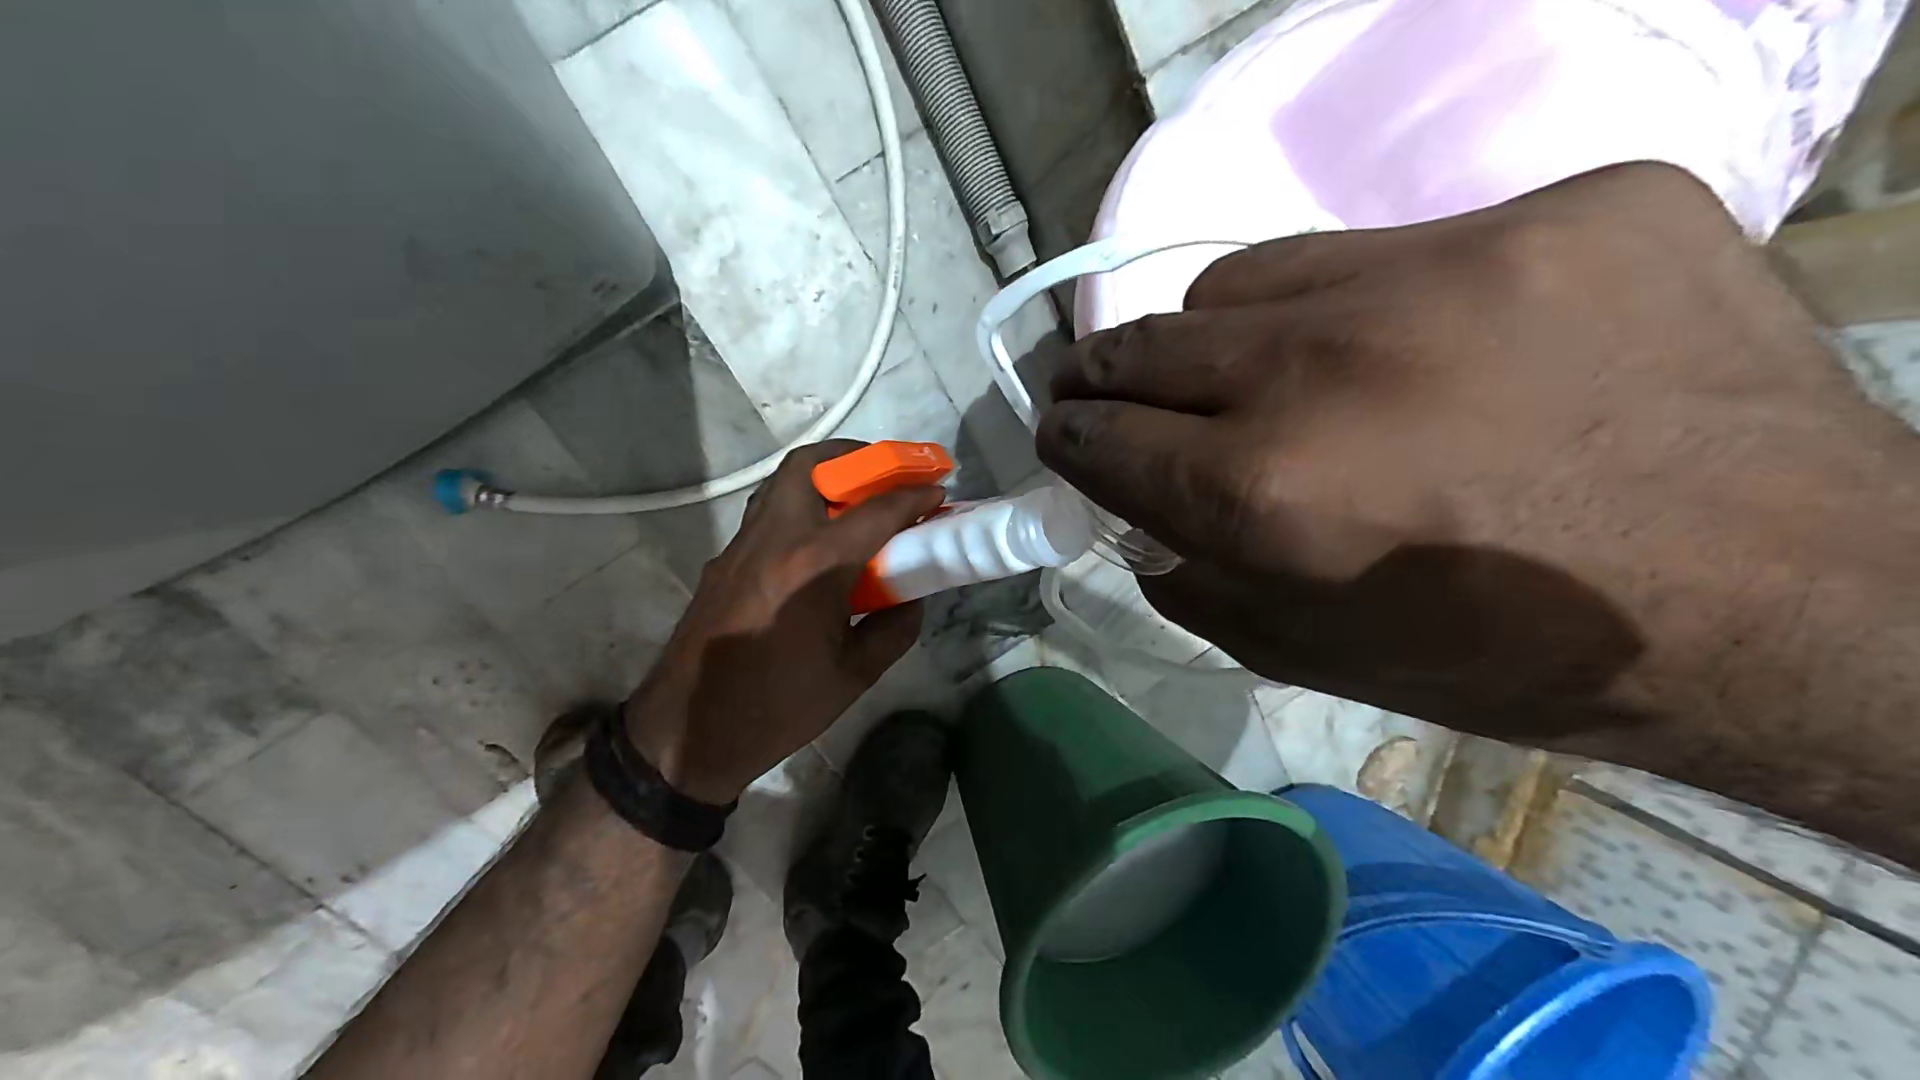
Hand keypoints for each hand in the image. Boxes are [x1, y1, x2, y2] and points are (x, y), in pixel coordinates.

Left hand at [622, 441, 942, 803]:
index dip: (912, 497)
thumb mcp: (853, 676)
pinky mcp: (722, 562)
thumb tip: (912, 600)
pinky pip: (765, 515)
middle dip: (854, 457)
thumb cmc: (777, 707)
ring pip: (781, 484)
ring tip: (853, 503)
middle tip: (884, 476)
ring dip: (822, 478)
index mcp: (814, 567)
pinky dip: (798, 509)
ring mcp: (741, 547)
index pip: (875, 512)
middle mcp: (774, 540)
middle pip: (811, 465)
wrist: (688, 731)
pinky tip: (815, 547)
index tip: (936, 491)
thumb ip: (893, 630)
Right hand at [1037, 164, 1919, 761]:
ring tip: (1249, 371)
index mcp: (1268, 495)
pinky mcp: (1563, 210)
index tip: (1059, 433)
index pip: (1103, 438)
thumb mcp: (1308, 653)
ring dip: (1216, 335)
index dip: (1067, 438)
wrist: (1791, 599)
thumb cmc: (1509, 654)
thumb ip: (1189, 578)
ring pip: (1243, 277)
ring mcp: (1450, 269)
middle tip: (1098, 387)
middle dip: (1102, 374)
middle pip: (1147, 343)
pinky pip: (1383, 247)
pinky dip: (1354, 307)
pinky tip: (1405, 350)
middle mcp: (1330, 368)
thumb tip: (1131, 517)